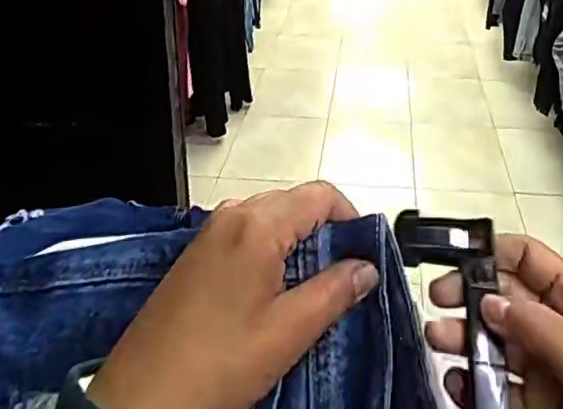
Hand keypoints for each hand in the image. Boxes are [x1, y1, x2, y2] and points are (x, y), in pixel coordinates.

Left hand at [88, 182, 379, 408]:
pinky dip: (271, 250)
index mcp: (258, 223)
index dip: (351, 218)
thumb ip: (335, 291)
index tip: (363, 253)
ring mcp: (210, 234)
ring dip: (299, 242)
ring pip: (274, 217)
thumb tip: (366, 268)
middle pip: (298, 202)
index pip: (323, 195)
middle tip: (341, 275)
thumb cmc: (212, 368)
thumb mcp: (286, 332)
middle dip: (326, 232)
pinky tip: (272, 292)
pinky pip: (248, 233)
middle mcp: (233, 215)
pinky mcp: (195, 256)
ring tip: (309, 288)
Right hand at [424, 235, 562, 408]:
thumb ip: (544, 329)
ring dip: (463, 338)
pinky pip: (493, 389)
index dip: (497, 254)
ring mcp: (541, 371)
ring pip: (493, 345)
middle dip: (470, 294)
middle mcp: (554, 331)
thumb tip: (493, 300)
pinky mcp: (530, 407)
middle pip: (504, 301)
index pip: (531, 262)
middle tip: (440, 298)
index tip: (462, 257)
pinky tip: (456, 380)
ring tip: (438, 337)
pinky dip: (470, 383)